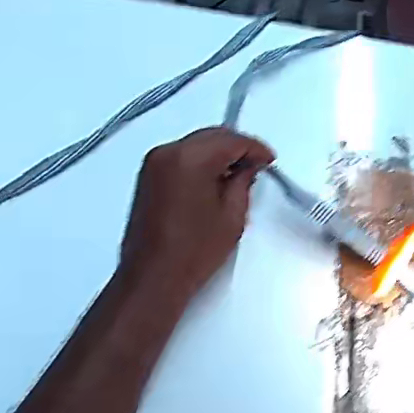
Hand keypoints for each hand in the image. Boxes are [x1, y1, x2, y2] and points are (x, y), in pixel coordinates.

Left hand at [118, 127, 274, 303]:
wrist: (154, 276)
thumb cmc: (186, 254)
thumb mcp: (233, 215)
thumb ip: (244, 182)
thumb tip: (246, 171)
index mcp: (191, 159)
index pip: (232, 139)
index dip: (255, 148)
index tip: (266, 158)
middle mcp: (167, 155)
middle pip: (212, 136)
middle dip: (237, 148)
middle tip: (256, 164)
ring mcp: (153, 164)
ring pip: (195, 144)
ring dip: (217, 154)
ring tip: (237, 176)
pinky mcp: (147, 177)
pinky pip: (180, 157)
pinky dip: (199, 163)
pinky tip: (214, 182)